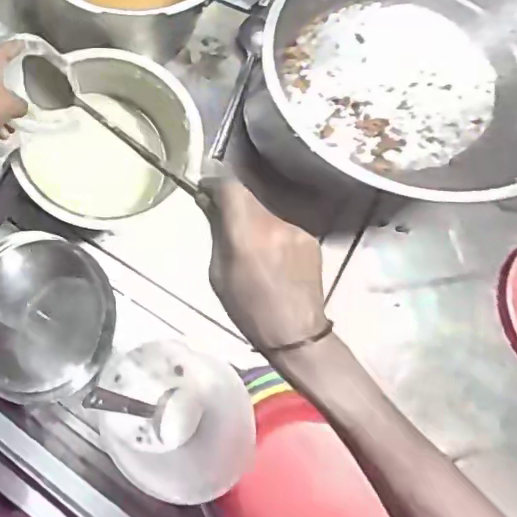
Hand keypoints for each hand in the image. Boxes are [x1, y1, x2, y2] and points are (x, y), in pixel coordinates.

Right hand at [201, 175, 328, 355]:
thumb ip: (217, 233)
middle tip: (222, 213)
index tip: (206, 188)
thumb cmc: (248, 309)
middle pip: (249, 195)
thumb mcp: (218, 273)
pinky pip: (282, 224)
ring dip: (253, 216)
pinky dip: (271, 231)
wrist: (296, 333)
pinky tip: (271, 254)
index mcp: (247, 235)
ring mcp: (296, 229)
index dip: (215, 182)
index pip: (231, 187)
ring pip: (266, 209)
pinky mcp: (309, 237)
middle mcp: (274, 224)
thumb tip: (210, 204)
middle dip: (233, 200)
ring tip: (249, 241)